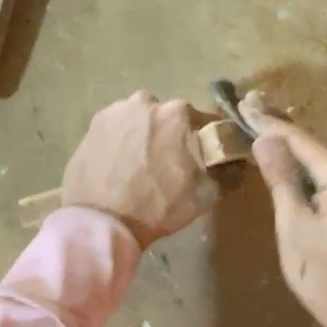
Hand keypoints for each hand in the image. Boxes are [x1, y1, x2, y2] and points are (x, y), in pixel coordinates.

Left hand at [61, 91, 219, 247]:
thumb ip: (225, 171)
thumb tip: (235, 161)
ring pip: (136, 118)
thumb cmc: (159, 207)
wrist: (103, 222)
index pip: (197, 119)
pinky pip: (113, 128)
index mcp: (177, 114)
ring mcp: (114, 112)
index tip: (193, 157)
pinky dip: (117, 141)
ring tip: (136, 163)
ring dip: (140, 133)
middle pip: (164, 115)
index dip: (197, 139)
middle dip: (166, 133)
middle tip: (162, 162)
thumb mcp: (205, 195)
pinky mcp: (91, 126)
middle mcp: (146, 103)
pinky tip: (116, 164)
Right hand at [241, 93, 326, 326]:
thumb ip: (281, 179)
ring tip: (270, 143)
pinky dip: (321, 179)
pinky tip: (300, 177)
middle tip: (253, 114)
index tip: (245, 103)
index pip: (299, 140)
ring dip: (302, 161)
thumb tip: (266, 139)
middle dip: (285, 140)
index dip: (269, 124)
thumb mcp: (294, 229)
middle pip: (317, 151)